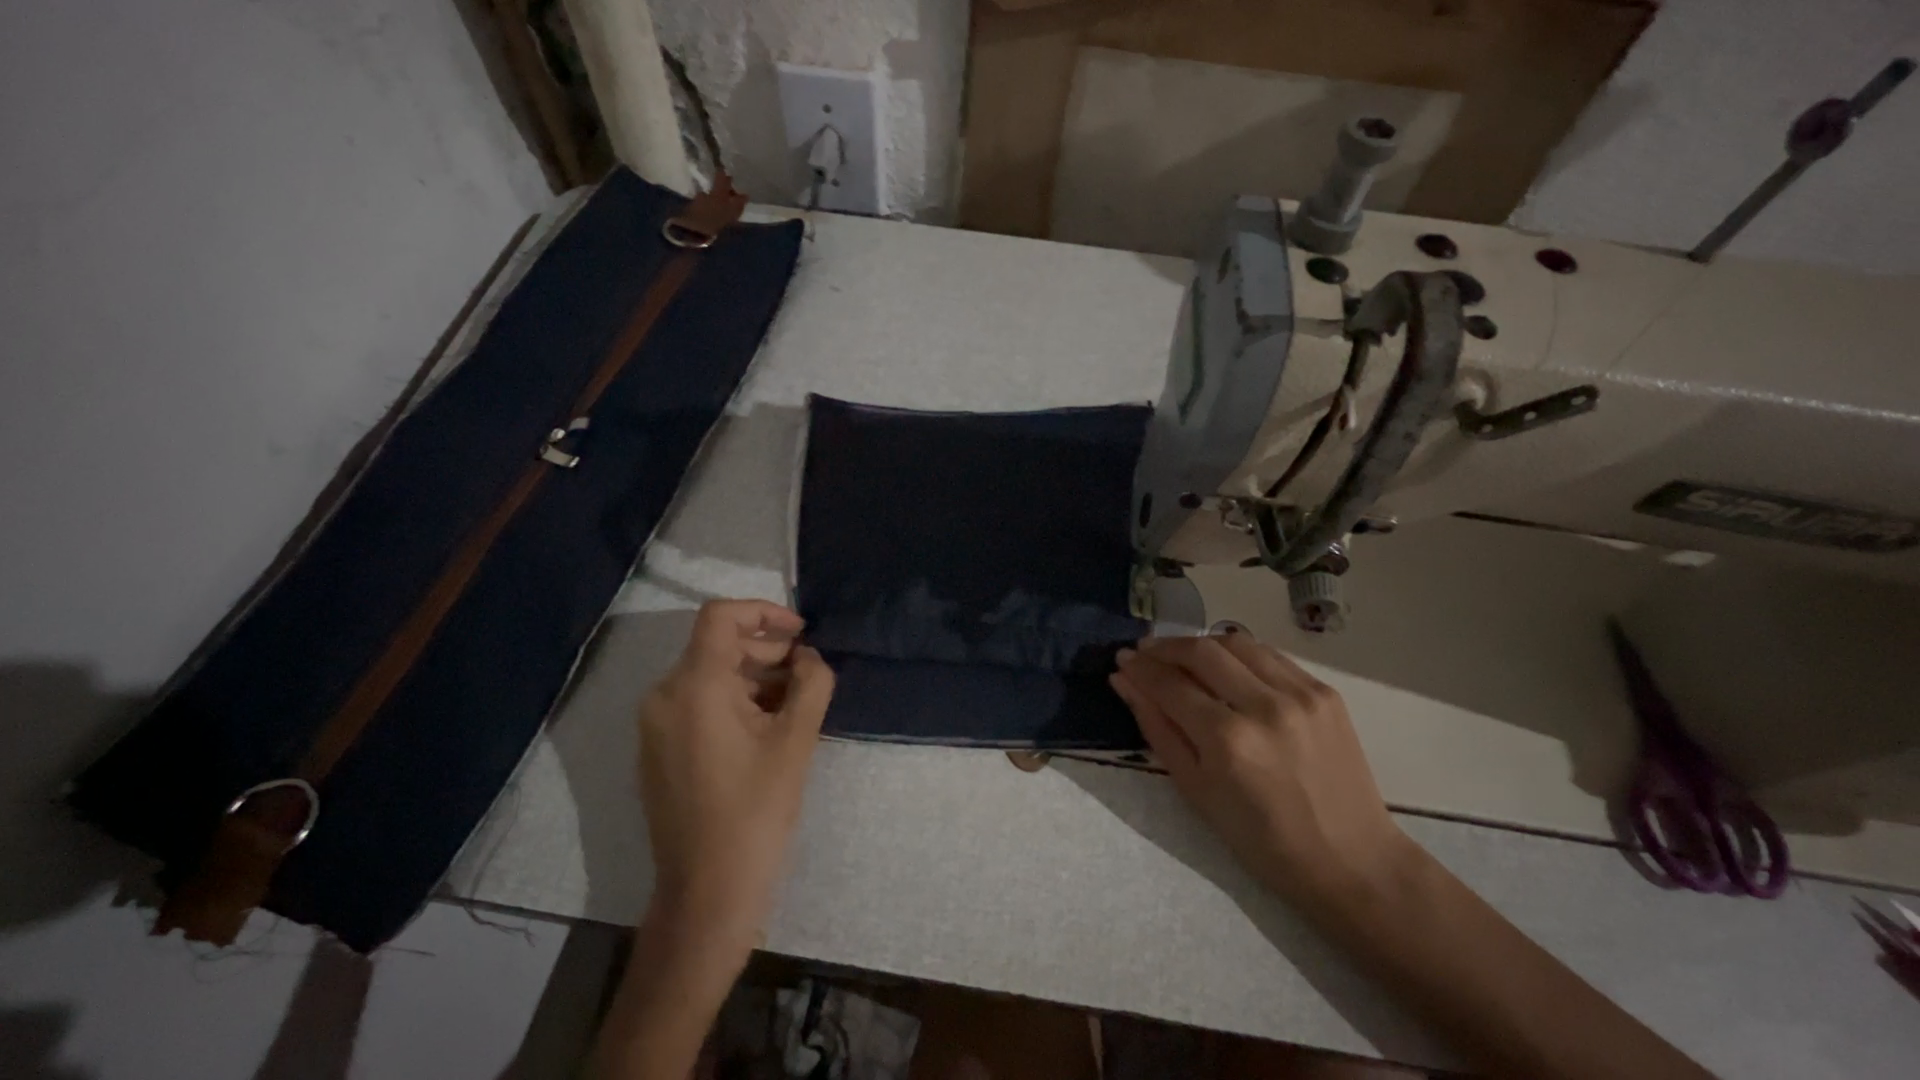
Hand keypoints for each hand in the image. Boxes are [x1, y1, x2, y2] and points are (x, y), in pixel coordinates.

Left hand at [638, 600, 834, 934]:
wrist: (706, 891)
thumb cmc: (755, 813)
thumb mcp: (795, 743)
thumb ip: (811, 685)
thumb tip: (810, 658)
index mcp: (693, 686)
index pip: (721, 617)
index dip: (764, 612)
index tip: (802, 633)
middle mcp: (664, 696)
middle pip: (715, 646)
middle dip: (766, 650)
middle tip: (808, 672)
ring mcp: (655, 726)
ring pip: (707, 676)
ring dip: (753, 677)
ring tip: (795, 703)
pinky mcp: (658, 751)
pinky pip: (696, 705)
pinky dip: (732, 701)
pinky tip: (766, 728)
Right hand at [1109, 631, 1413, 909]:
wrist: (1348, 859)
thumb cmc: (1261, 841)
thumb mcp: (1196, 791)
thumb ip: (1158, 729)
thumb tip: (1125, 682)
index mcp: (1227, 740)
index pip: (1170, 684)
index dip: (1140, 668)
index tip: (1121, 660)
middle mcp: (1264, 706)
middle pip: (1202, 651)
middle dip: (1165, 647)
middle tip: (1144, 652)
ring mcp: (1300, 694)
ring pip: (1238, 644)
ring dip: (1202, 644)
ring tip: (1181, 655)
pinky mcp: (1325, 692)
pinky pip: (1271, 657)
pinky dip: (1240, 655)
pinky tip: (1227, 667)